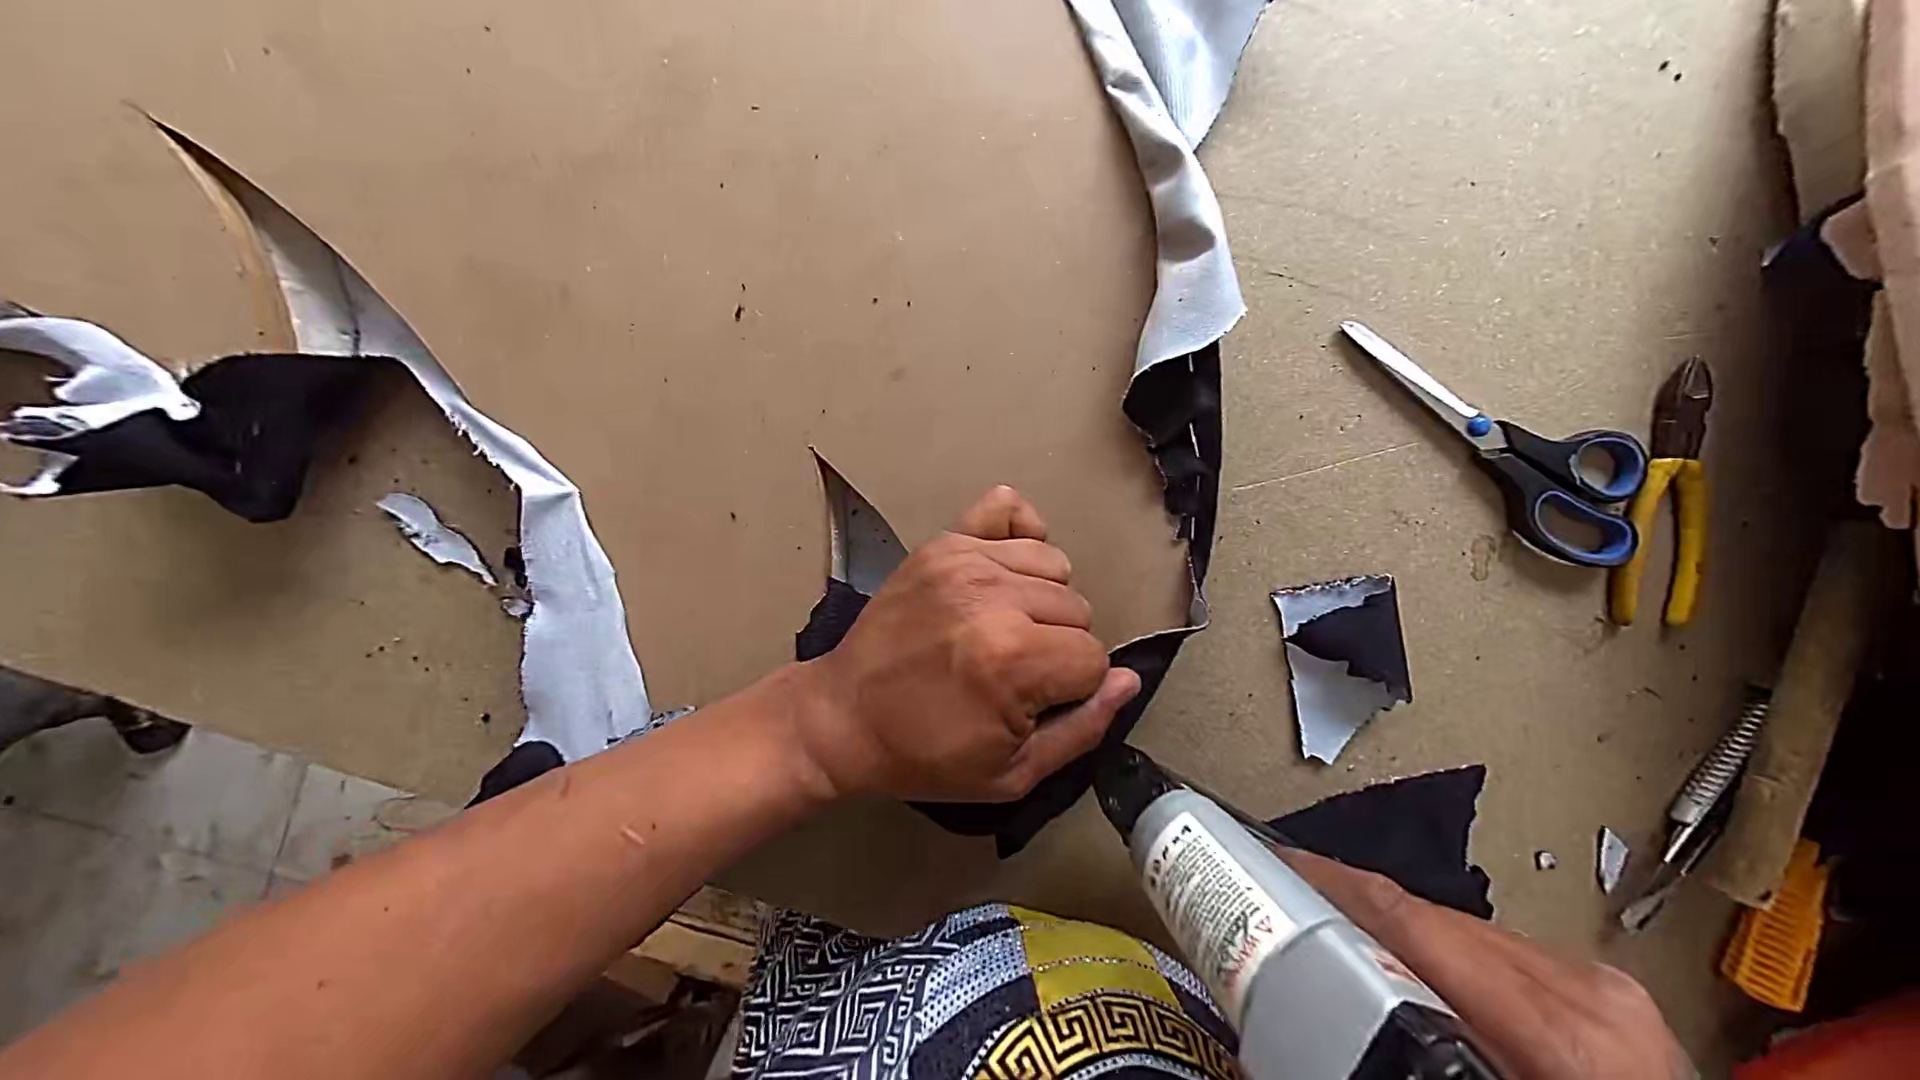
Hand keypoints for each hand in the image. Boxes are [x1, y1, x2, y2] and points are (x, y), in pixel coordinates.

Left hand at [791, 486, 1140, 801]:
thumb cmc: (924, 755)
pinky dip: (1020, 534)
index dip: (1072, 689)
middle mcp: (992, 597)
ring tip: (1002, 628)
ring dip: (1041, 601)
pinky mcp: (941, 543)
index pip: (1094, 658)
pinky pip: (1009, 509)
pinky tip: (1003, 571)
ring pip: (1054, 567)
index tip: (1032, 703)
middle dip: (1058, 648)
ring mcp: (963, 561)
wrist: (841, 717)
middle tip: (1011, 672)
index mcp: (1011, 658)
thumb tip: (1129, 679)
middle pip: (1078, 609)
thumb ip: (1083, 728)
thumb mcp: (1011, 773)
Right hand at [1281, 850, 1691, 1079]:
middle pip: (1432, 915)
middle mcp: (1588, 993)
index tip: (1289, 865)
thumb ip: (1419, 1040)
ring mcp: (1602, 987)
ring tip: (1343, 935)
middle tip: (1296, 908)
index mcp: (1563, 1037)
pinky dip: (1446, 951)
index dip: (1339, 884)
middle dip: (1357, 908)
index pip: (1416, 922)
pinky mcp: (1608, 991)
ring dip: (1398, 930)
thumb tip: (1333, 1010)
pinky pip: (1498, 947)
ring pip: (1462, 924)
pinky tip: (1415, 964)